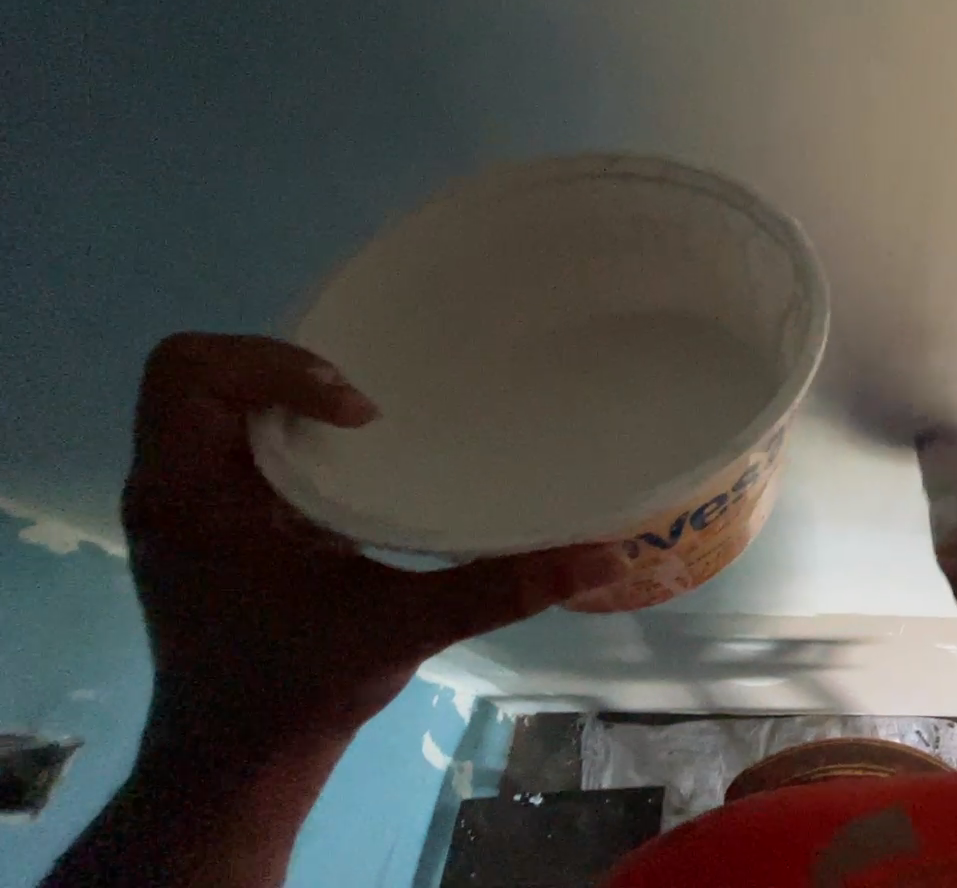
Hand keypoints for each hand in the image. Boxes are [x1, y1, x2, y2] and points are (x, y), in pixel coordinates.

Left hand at [123, 333, 629, 742]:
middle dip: (299, 366)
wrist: (242, 755)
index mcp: (197, 498)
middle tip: (388, 398)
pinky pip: (251, 437)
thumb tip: (608, 555)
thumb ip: (507, 588)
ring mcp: (201, 501)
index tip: (365, 412)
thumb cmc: (301, 687)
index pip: (193, 374)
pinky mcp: (229, 517)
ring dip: (301, 393)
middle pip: (206, 372)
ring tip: (390, 414)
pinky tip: (374, 456)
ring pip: (226, 402)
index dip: (280, 368)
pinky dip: (305, 427)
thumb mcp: (409, 629)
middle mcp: (183, 485)